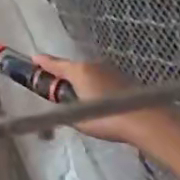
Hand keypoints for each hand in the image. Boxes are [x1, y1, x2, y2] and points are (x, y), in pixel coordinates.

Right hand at [31, 54, 169, 145]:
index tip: (33, 59)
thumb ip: (66, 109)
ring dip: (82, 82)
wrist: (146, 120)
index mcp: (78, 71)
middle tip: (57, 89)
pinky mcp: (124, 78)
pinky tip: (100, 103)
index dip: (43, 63)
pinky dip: (96, 87)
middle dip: (64, 76)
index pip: (55, 64)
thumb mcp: (78, 118)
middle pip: (73, 68)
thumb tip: (62, 107)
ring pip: (89, 73)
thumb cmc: (106, 119)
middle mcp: (93, 65)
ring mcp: (111, 70)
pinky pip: (102, 79)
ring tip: (80, 100)